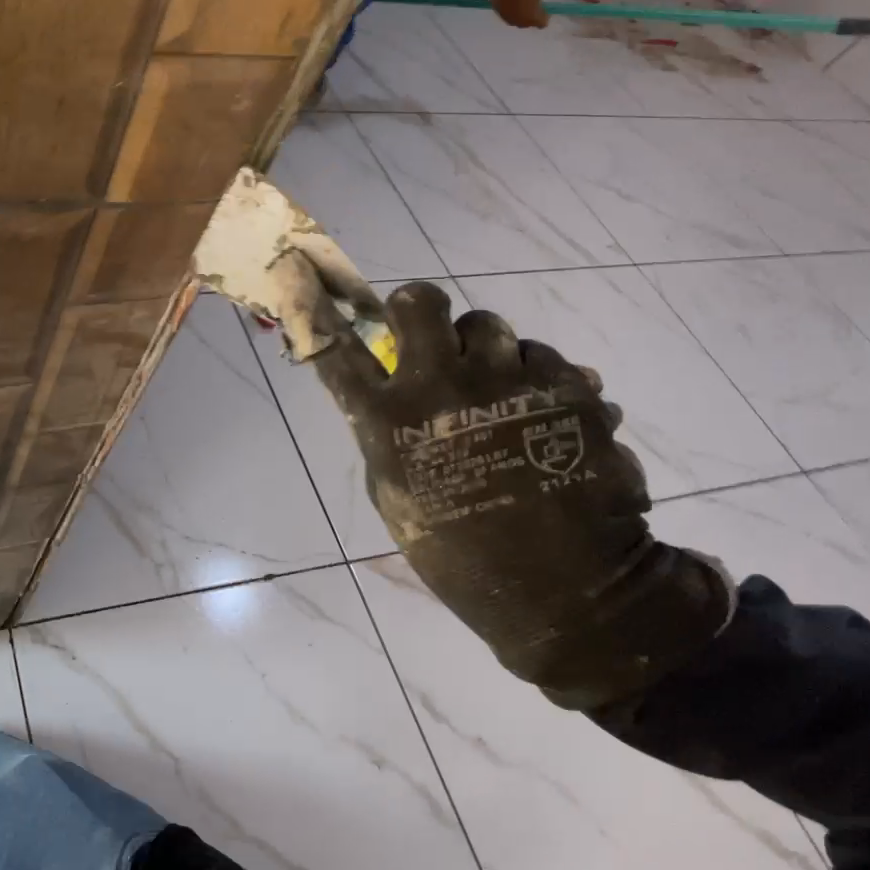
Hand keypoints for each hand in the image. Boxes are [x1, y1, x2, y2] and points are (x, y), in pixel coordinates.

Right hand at [309, 281, 729, 708]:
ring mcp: (509, 381)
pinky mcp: (569, 388)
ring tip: (500, 392)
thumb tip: (397, 389)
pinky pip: (545, 357)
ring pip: (490, 324)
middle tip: (432, 341)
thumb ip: (389, 434)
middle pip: (421, 302)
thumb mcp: (398, 496)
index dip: (317, 310)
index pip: (338, 351)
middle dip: (420, 312)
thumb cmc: (462, 556)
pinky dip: (538, 380)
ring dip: (487, 351)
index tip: (299, 276)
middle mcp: (441, 387)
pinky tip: (544, 418)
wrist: (569, 593)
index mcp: (389, 422)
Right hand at [492, 0, 555, 28]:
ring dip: (523, 15)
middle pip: (531, 24)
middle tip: (535, 4)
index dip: (546, 17)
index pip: (543, 24)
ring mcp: (511, 22)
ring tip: (523, 3)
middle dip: (534, 16)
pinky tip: (514, 3)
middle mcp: (523, 24)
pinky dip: (515, 13)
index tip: (545, 8)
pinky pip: (512, 18)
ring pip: (521, 21)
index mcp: (534, 19)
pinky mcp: (502, 18)